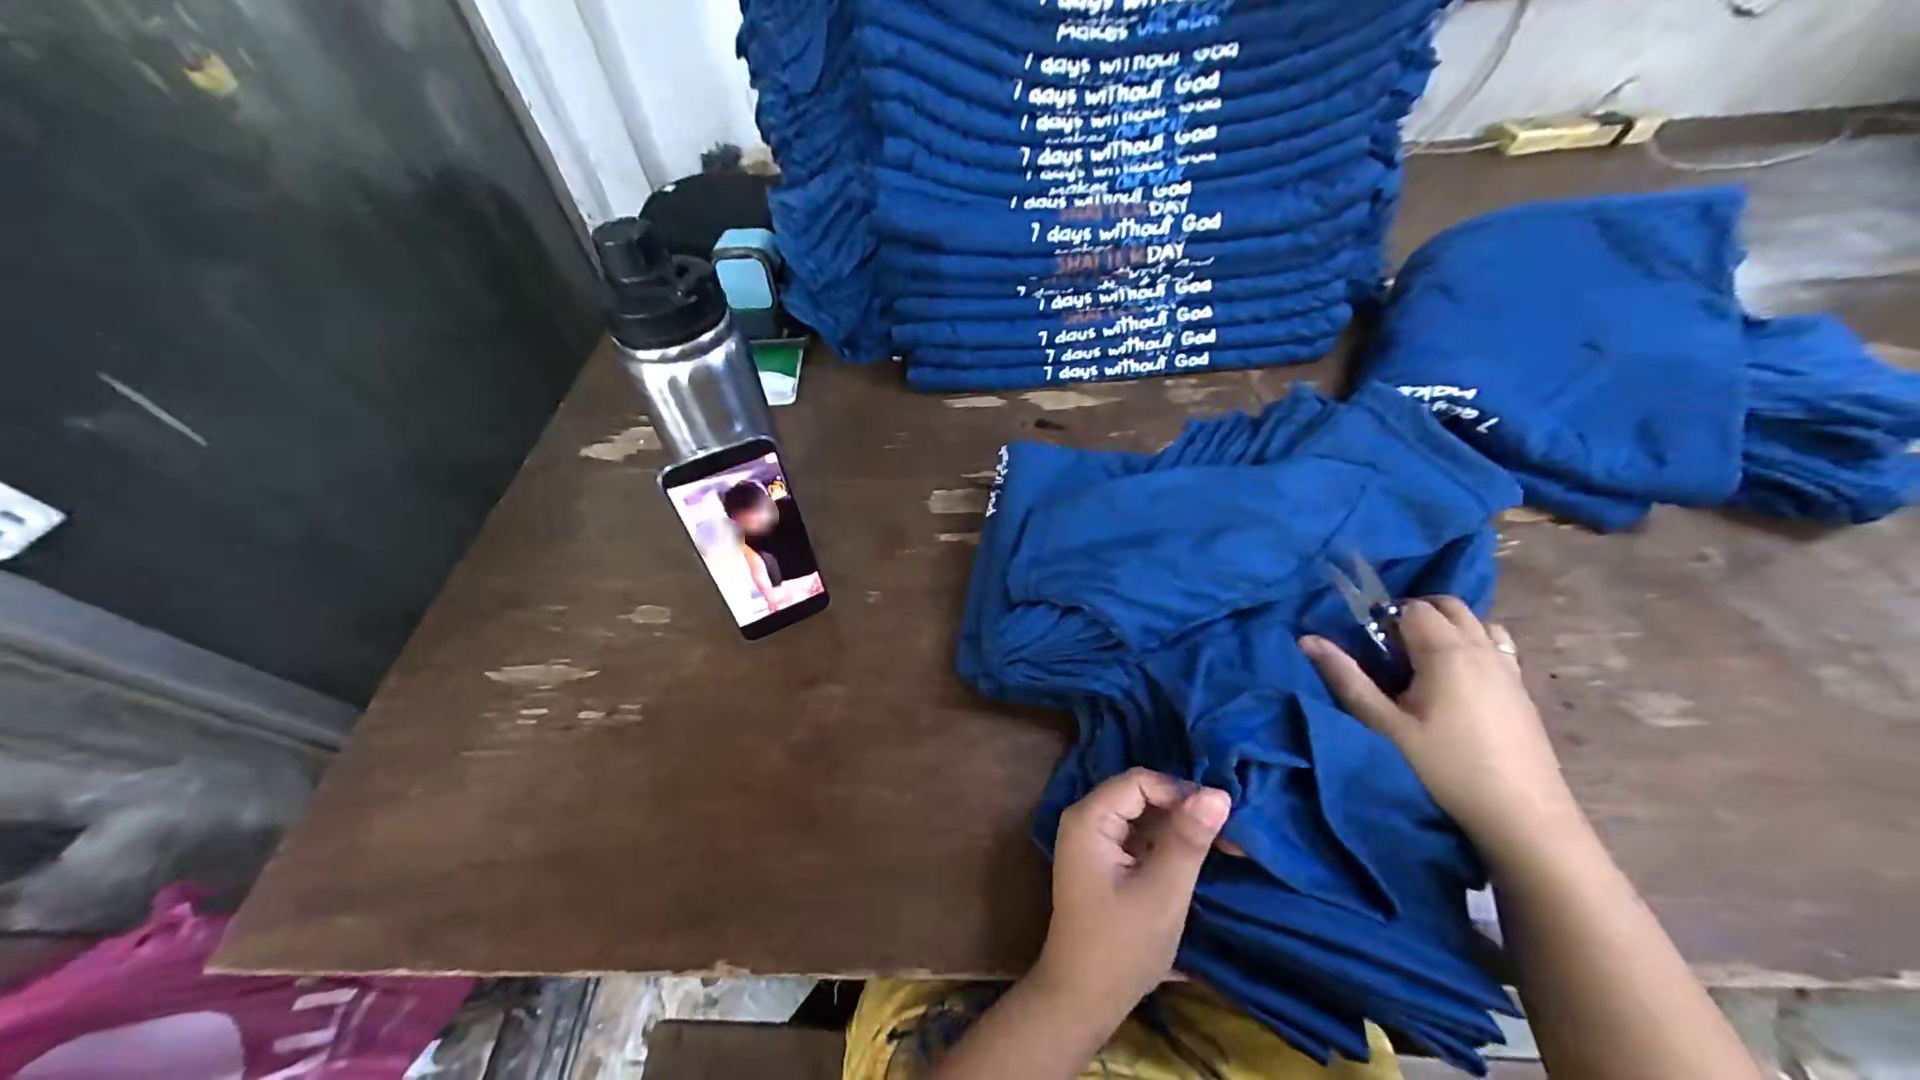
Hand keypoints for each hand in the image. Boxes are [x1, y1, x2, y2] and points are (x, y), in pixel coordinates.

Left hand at [1033, 768, 1230, 1015]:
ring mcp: (1094, 840)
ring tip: (1224, 847)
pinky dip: (1168, 844)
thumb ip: (1188, 839)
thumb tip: (1218, 793)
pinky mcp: (1105, 860)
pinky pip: (1140, 836)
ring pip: (1144, 815)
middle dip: (1185, 810)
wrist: (1083, 997)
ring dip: (1181, 828)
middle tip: (1230, 835)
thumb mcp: (1163, 891)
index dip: (1181, 793)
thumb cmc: (1121, 945)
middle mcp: (1086, 819)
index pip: (1141, 782)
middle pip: (1141, 795)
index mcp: (1089, 818)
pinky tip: (1198, 858)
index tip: (1222, 818)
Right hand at [1300, 597, 1580, 863]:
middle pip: (1448, 606)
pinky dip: (1473, 643)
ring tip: (1423, 660)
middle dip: (1415, 613)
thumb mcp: (1384, 725)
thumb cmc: (1446, 767)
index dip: (1385, 617)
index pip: (1412, 607)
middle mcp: (1482, 648)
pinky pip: (1496, 644)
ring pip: (1477, 622)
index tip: (1368, 645)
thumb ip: (1346, 678)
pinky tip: (1456, 681)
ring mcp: (1508, 667)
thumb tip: (1307, 639)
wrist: (1524, 816)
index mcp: (1447, 651)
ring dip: (1448, 626)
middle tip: (1389, 648)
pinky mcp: (1522, 688)